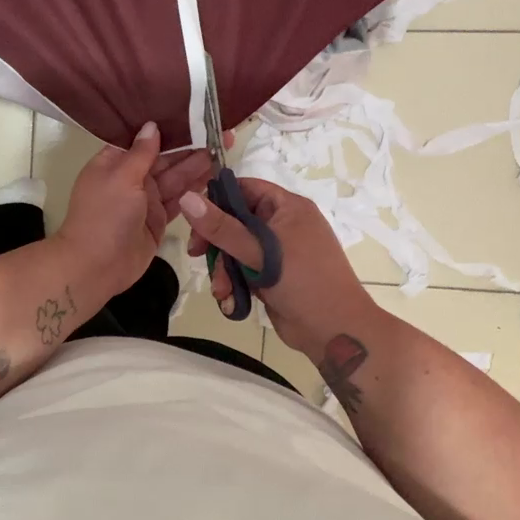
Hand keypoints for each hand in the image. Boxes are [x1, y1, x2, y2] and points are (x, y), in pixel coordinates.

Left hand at [57, 122, 214, 296]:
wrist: (96, 266)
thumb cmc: (104, 216)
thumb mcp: (120, 177)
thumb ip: (140, 153)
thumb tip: (151, 125)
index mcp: (114, 162)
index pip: (143, 139)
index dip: (168, 127)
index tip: (194, 113)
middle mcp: (130, 179)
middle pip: (164, 158)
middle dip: (191, 146)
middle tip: (222, 131)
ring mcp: (145, 201)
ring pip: (175, 178)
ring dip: (198, 165)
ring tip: (226, 147)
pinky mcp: (158, 220)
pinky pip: (180, 200)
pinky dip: (196, 190)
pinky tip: (216, 174)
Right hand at [178, 177, 383, 355]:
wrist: (334, 330)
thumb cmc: (303, 282)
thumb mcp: (258, 251)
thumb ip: (220, 227)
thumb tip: (185, 198)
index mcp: (288, 208)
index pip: (244, 189)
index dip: (216, 201)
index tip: (196, 223)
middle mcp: (282, 225)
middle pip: (234, 221)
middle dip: (216, 244)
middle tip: (197, 256)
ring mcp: (278, 251)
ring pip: (235, 249)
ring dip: (223, 269)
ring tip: (222, 290)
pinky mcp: (272, 275)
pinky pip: (243, 269)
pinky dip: (234, 283)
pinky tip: (231, 299)